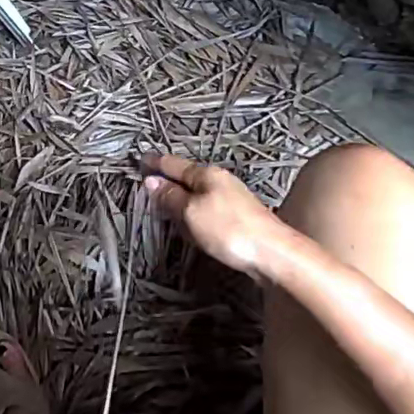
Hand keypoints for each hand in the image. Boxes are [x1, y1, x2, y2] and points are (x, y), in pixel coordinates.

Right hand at [141, 153, 292, 279]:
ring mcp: (231, 198)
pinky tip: (191, 222)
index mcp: (207, 174)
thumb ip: (171, 197)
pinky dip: (194, 211)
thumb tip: (152, 181)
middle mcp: (220, 181)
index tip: (141, 159)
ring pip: (197, 193)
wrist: (272, 253)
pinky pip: (207, 208)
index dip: (156, 163)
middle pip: (187, 177)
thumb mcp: (192, 212)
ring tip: (164, 201)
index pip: (174, 164)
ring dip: (181, 196)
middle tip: (148, 181)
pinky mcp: (237, 217)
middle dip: (168, 178)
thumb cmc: (228, 229)